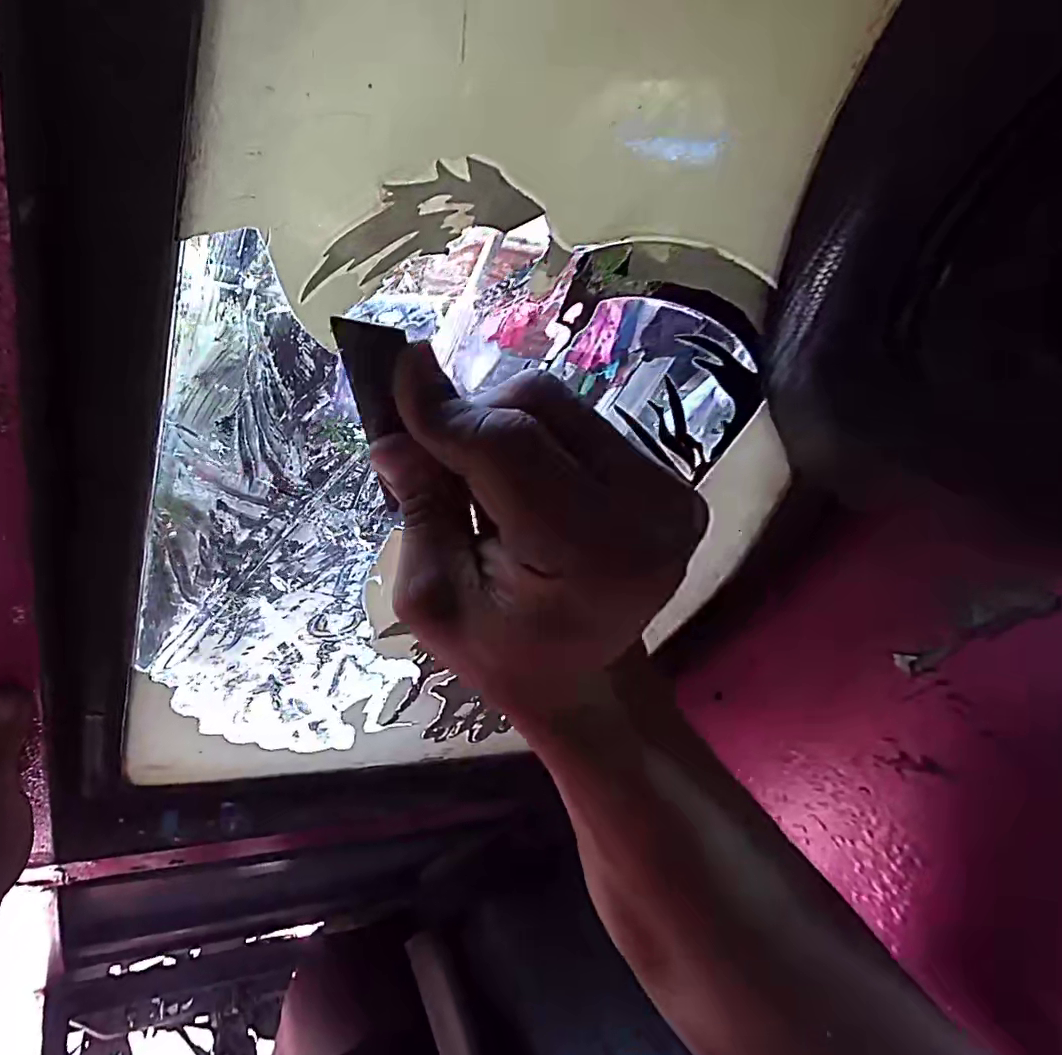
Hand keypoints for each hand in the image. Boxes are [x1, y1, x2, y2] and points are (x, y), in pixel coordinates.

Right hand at [367, 344, 706, 724]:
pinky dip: (522, 432)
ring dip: (492, 422)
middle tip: (423, 453)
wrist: (579, 675)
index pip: (507, 446)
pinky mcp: (664, 474)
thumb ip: (419, 511)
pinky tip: (504, 478)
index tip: (396, 371)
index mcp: (592, 553)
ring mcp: (669, 486)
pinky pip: (574, 420)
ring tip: (465, 476)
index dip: (444, 409)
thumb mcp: (432, 598)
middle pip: (537, 406)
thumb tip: (392, 437)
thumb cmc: (497, 651)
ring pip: (556, 403)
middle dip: (466, 415)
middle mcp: (650, 507)